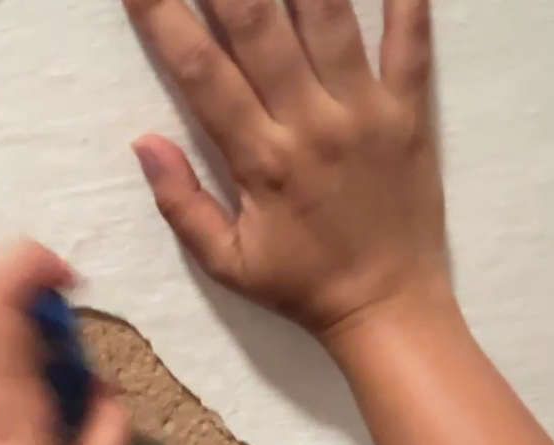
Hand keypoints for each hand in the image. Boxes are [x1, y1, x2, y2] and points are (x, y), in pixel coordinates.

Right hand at [124, 0, 449, 338]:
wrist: (386, 306)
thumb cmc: (300, 286)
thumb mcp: (227, 266)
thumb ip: (183, 206)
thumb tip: (143, 142)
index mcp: (261, 161)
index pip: (201, 72)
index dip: (164, 17)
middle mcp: (310, 121)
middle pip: (259, 21)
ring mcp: (366, 109)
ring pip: (328, 11)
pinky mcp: (410, 109)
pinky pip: (410, 34)